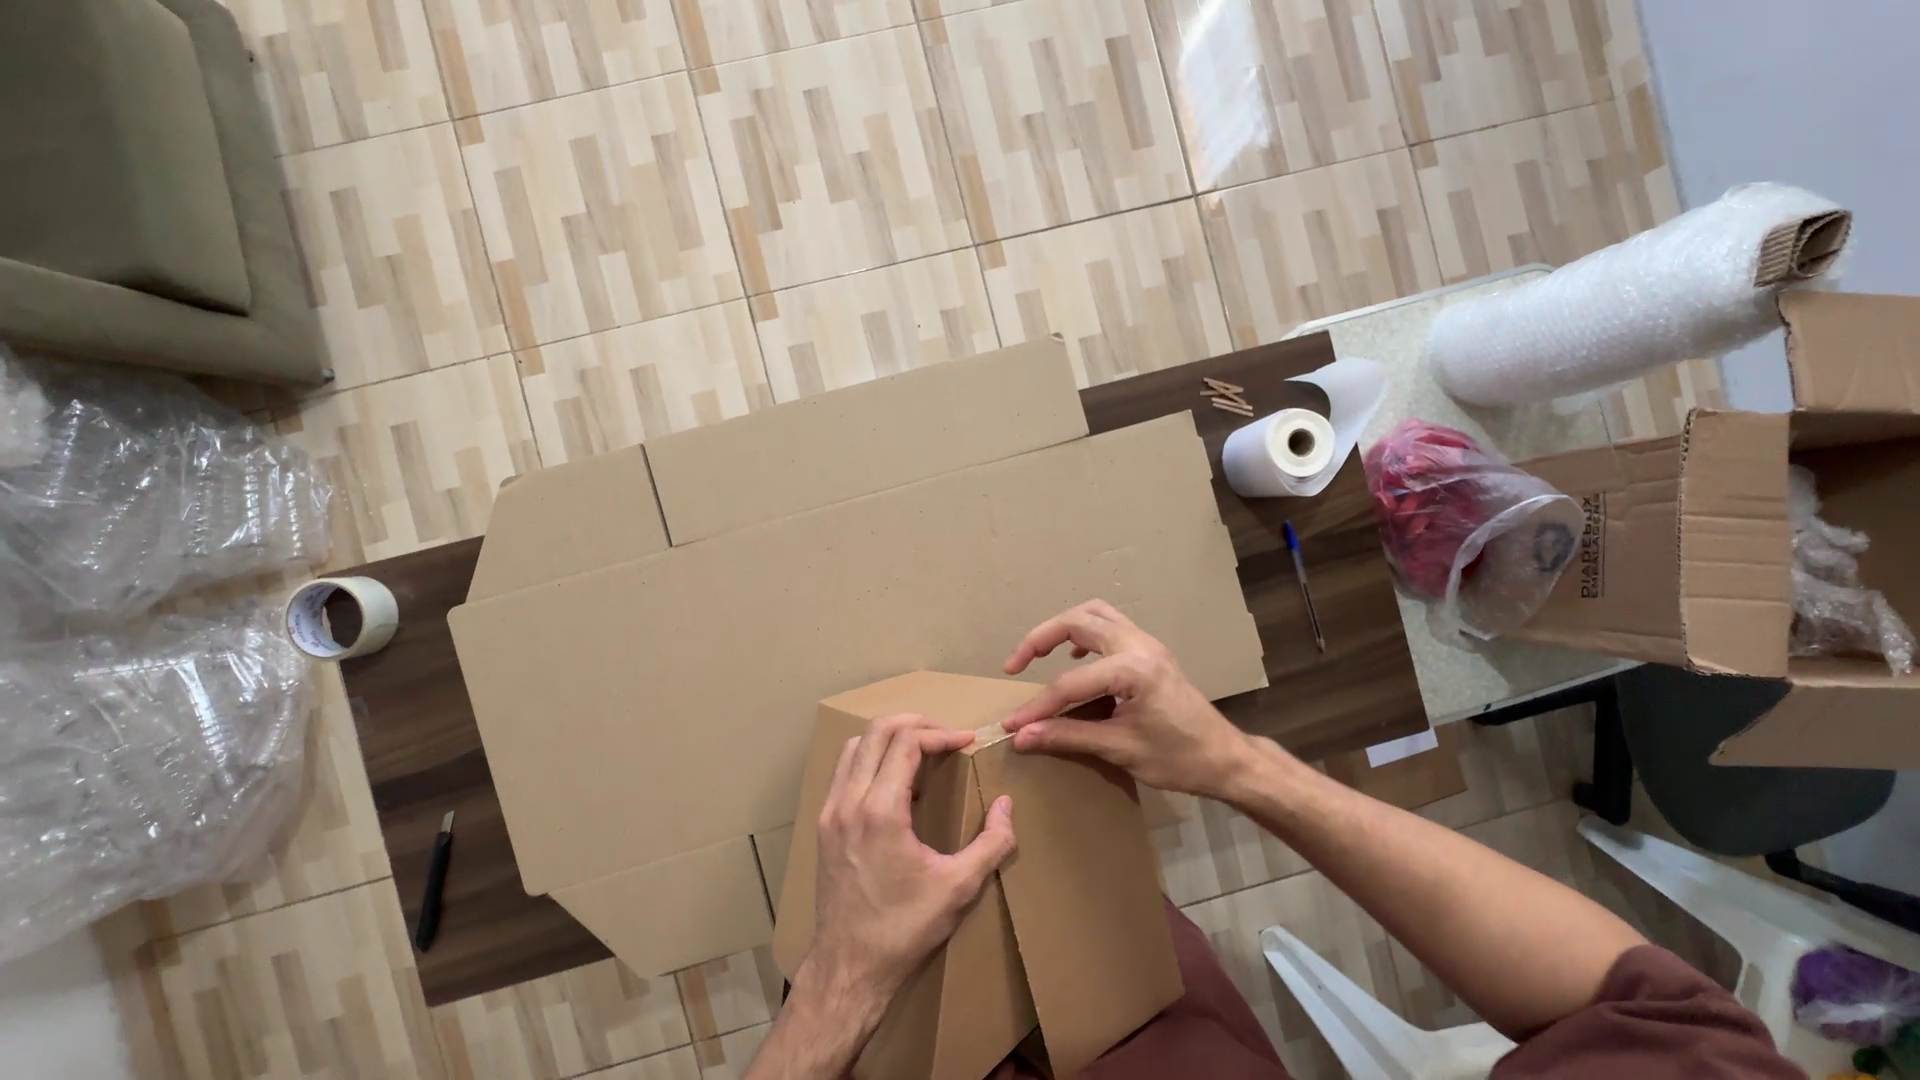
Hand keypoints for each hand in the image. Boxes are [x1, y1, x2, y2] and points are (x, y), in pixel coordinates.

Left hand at [806, 714, 1016, 999]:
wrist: (850, 966)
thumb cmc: (904, 929)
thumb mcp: (959, 888)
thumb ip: (992, 843)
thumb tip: (1006, 805)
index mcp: (880, 810)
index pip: (906, 742)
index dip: (941, 733)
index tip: (967, 742)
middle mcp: (849, 801)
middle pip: (876, 731)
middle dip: (915, 724)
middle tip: (946, 736)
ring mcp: (831, 812)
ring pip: (854, 746)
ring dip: (889, 738)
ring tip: (922, 751)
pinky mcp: (825, 826)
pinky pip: (845, 771)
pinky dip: (871, 760)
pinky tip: (897, 784)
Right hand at [1001, 600, 1255, 797]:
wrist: (1225, 759)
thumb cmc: (1178, 758)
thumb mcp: (1119, 749)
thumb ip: (1068, 736)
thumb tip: (1022, 737)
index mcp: (1134, 669)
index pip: (1070, 683)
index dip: (1037, 706)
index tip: (1012, 725)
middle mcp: (1140, 645)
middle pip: (1078, 621)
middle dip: (1040, 639)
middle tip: (1014, 665)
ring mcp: (1148, 644)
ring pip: (1095, 613)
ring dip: (1063, 627)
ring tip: (1038, 652)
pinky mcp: (1151, 651)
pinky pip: (1111, 625)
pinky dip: (1085, 632)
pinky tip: (1075, 659)